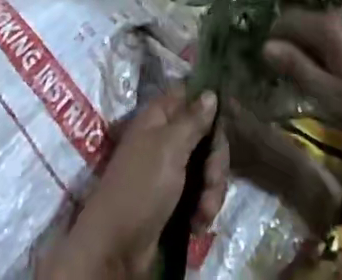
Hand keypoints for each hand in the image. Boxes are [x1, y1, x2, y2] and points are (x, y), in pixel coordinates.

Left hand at [41, 90, 227, 279]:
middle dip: (216, 161)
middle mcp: (166, 138)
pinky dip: (205, 207)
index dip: (209, 105)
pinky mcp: (176, 198)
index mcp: (159, 117)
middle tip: (212, 180)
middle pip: (206, 134)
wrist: (116, 249)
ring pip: (207, 166)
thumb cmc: (141, 187)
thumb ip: (193, 119)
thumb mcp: (169, 147)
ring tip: (204, 212)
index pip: (190, 96)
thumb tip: (211, 93)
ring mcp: (171, 169)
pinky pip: (201, 192)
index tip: (224, 123)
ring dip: (212, 190)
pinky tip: (199, 223)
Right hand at [262, 6, 341, 141]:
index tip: (273, 68)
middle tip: (296, 80)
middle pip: (305, 21)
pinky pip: (340, 31)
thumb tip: (266, 47)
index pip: (286, 20)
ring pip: (323, 27)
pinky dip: (332, 46)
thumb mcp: (329, 94)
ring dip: (314, 47)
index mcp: (328, 26)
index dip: (274, 41)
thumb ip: (296, 67)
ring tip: (319, 80)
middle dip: (294, 45)